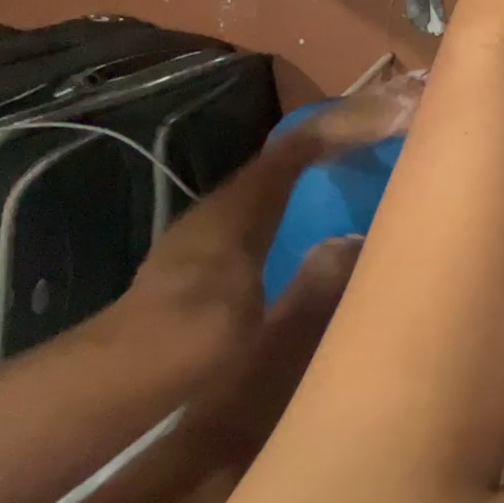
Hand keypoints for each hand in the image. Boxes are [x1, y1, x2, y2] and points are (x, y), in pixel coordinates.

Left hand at [111, 74, 421, 359]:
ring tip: (367, 168)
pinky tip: (326, 215)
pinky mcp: (210, 254)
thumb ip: (316, 284)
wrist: (114, 383)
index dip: (342, 128)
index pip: (294, 150)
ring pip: (277, 180)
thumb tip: (362, 241)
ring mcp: (213, 229)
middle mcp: (223, 207)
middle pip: (287, 157)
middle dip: (337, 141)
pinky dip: (305, 194)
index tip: (389, 119)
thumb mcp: (261, 322)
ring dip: (320, 167)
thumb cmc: (188, 345)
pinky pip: (269, 204)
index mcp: (237, 211)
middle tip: (390, 138)